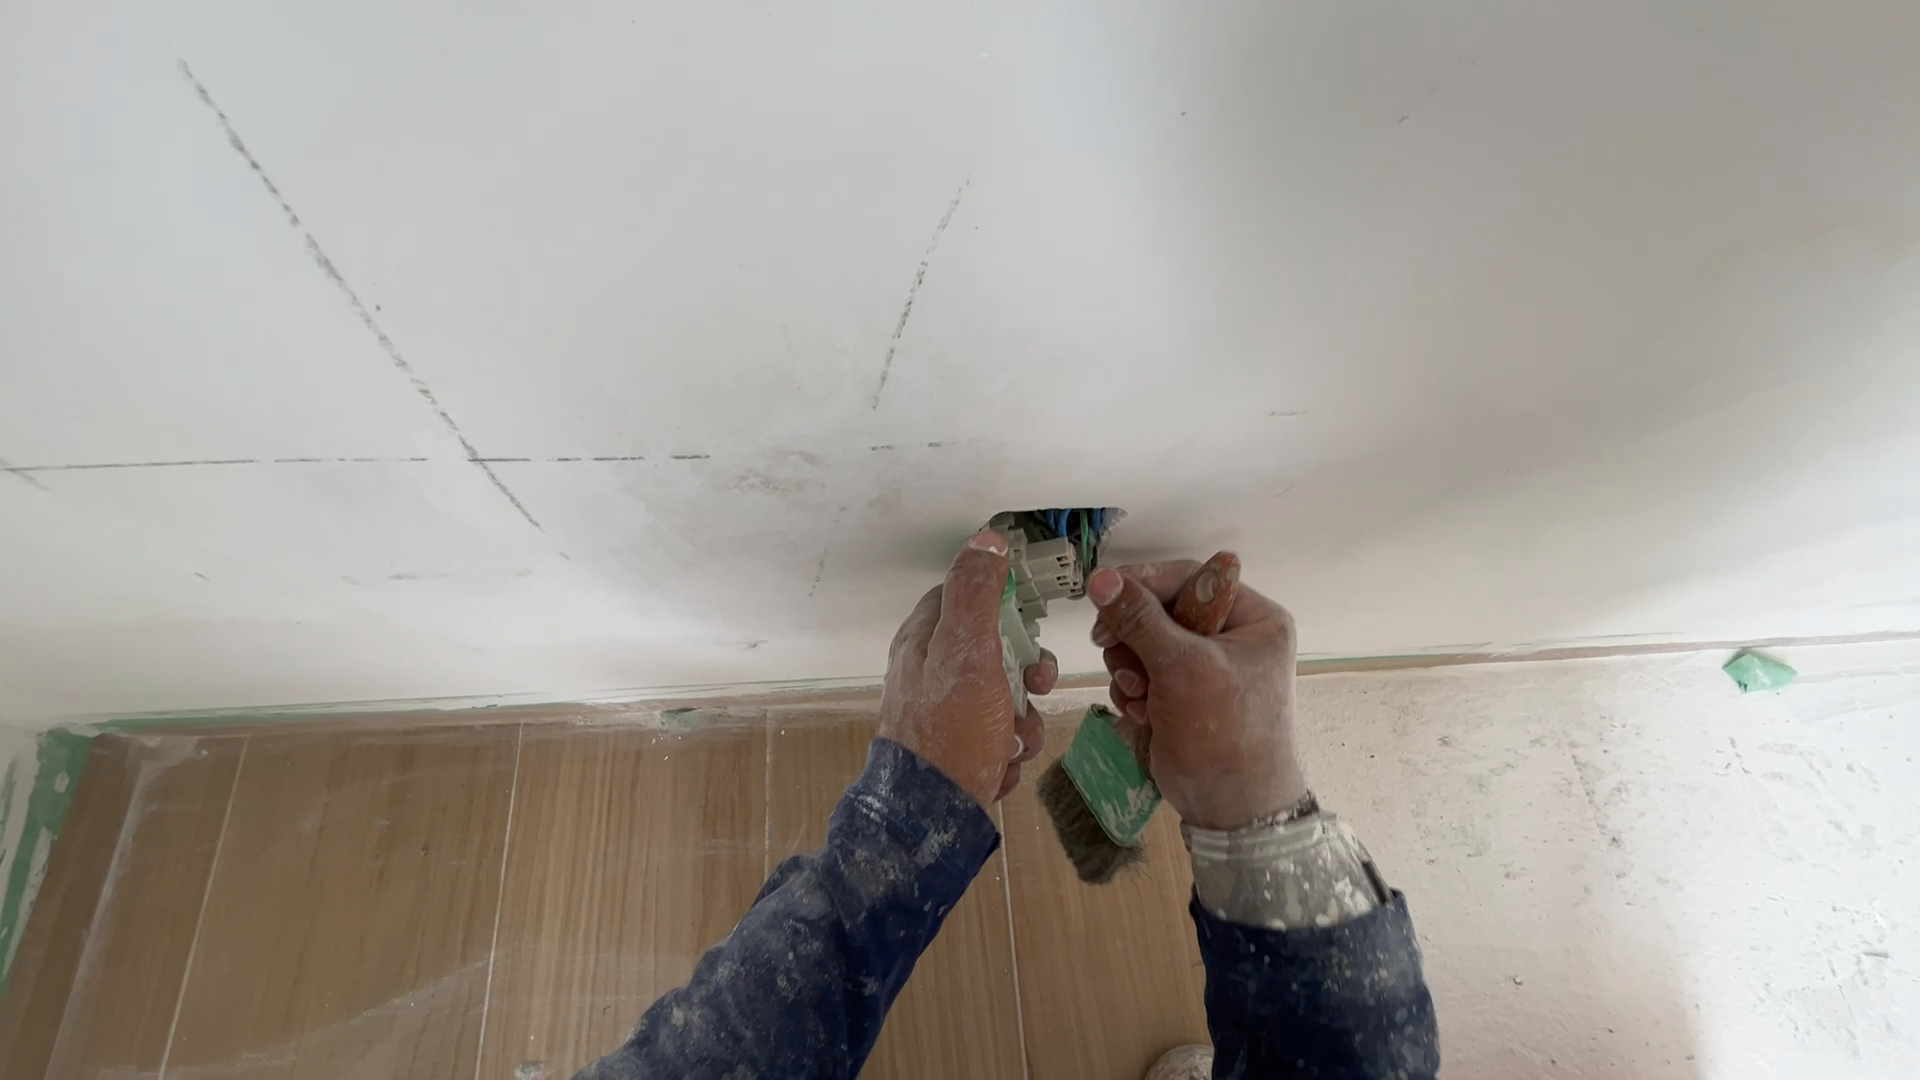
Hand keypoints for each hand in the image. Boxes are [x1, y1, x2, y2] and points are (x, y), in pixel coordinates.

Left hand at [878, 530, 1057, 805]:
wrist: (932, 818)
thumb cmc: (952, 728)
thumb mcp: (967, 651)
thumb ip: (977, 594)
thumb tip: (986, 538)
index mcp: (924, 639)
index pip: (967, 597)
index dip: (1003, 604)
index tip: (1030, 620)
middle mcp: (930, 670)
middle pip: (994, 649)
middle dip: (1026, 671)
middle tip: (1037, 685)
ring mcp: (944, 712)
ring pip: (1004, 696)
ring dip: (1023, 718)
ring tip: (1017, 740)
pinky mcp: (958, 747)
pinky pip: (999, 733)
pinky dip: (1010, 748)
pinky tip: (1004, 763)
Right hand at [1087, 560, 1307, 830]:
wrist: (1232, 810)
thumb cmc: (1223, 733)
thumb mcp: (1181, 667)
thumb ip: (1139, 619)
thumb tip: (1101, 578)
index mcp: (1250, 617)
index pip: (1187, 577)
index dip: (1142, 582)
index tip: (1102, 593)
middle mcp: (1228, 635)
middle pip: (1157, 609)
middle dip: (1133, 638)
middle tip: (1111, 649)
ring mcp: (1201, 665)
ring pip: (1140, 642)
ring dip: (1129, 668)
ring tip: (1142, 695)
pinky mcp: (1178, 692)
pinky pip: (1138, 671)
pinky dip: (1133, 690)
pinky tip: (1144, 713)